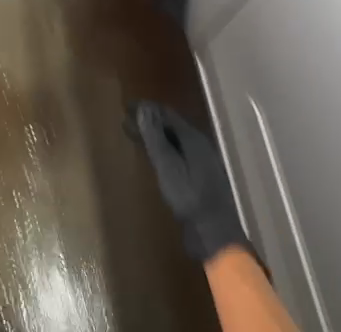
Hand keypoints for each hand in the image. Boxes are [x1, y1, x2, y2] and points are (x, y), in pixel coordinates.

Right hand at [133, 101, 250, 263]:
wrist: (215, 233)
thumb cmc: (188, 198)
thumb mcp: (167, 167)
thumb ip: (155, 138)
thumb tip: (143, 108)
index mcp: (193, 138)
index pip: (166, 113)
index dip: (145, 109)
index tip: (125, 108)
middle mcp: (200, 143)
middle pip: (172, 124)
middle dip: (149, 120)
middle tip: (127, 121)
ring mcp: (203, 159)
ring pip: (176, 137)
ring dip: (157, 134)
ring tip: (137, 135)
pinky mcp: (202, 173)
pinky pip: (180, 150)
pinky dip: (165, 146)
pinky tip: (156, 154)